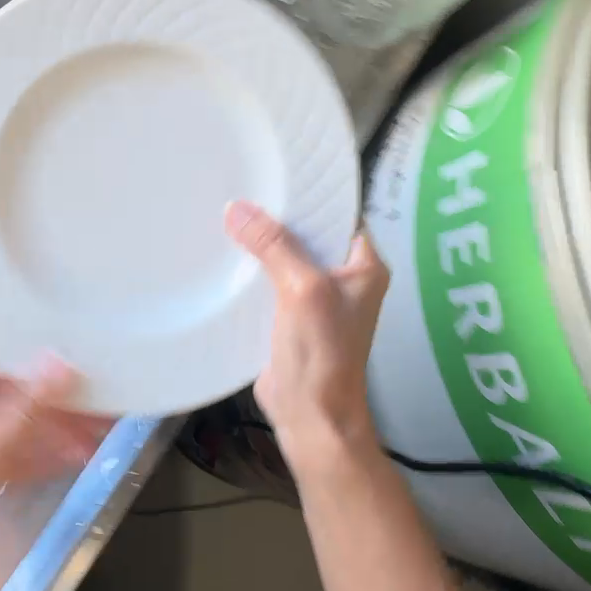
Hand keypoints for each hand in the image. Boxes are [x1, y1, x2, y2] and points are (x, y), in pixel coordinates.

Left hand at [0, 360, 108, 590]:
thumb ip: (24, 406)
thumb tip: (58, 362)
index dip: (36, 372)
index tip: (75, 372)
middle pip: (11, 402)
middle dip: (52, 407)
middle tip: (93, 405)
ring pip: (17, 431)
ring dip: (54, 433)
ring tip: (93, 432)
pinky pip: (16, 458)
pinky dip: (42, 456)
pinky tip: (73, 456)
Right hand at [226, 200, 389, 468]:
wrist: (311, 419)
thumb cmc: (322, 352)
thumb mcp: (301, 289)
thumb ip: (273, 245)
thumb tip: (237, 208)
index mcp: (364, 265)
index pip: (339, 213)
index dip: (312, 193)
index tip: (279, 171)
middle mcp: (345, 276)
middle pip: (309, 233)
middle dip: (279, 215)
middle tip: (245, 184)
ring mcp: (317, 296)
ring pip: (287, 256)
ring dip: (262, 242)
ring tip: (229, 209)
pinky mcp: (291, 314)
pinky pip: (271, 279)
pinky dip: (252, 267)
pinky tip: (226, 250)